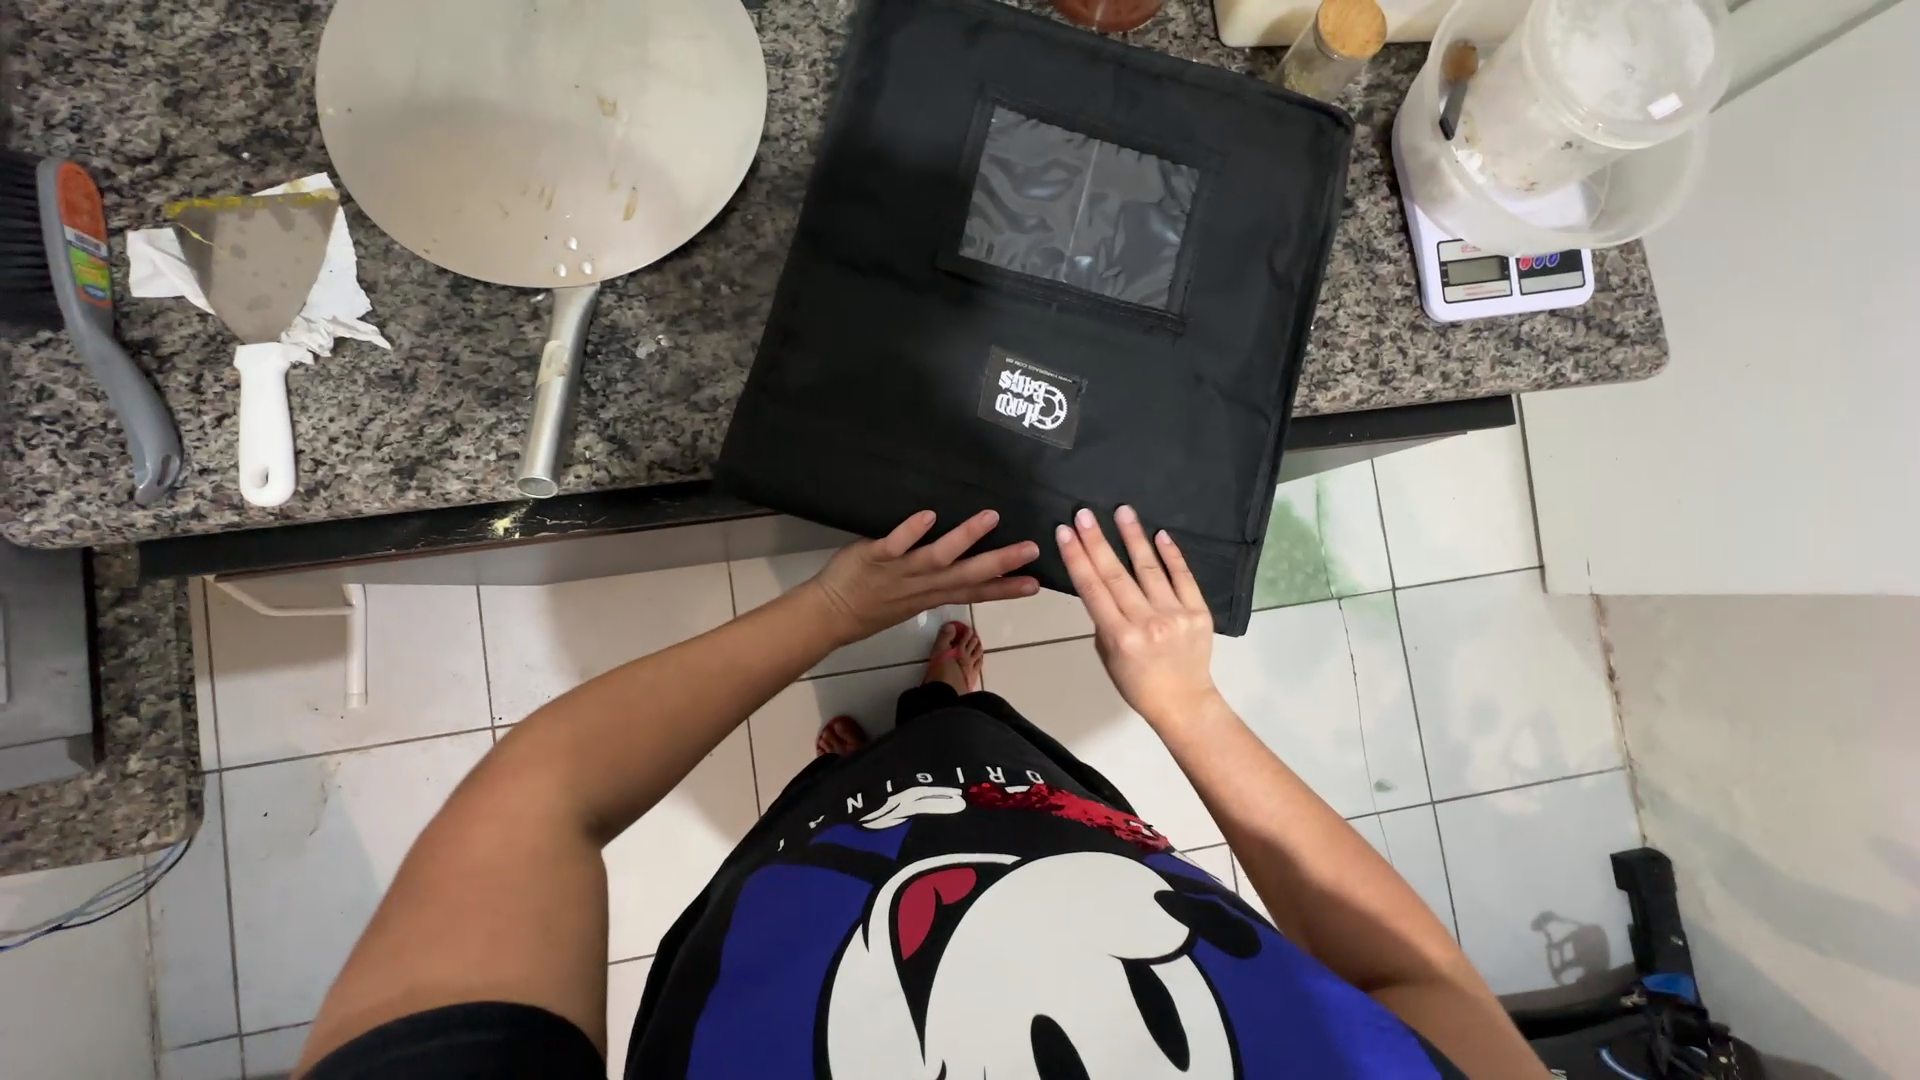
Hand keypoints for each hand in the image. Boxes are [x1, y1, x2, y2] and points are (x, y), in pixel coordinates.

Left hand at [808, 510, 1039, 645]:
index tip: (1035, 583)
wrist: (829, 614)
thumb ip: (937, 584)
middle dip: (1000, 562)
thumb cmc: (872, 607)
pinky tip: (928, 514)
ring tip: (990, 517)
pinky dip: (910, 531)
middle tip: (1031, 549)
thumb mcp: (913, 602)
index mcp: (932, 595)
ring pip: (937, 556)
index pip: (975, 593)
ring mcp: (899, 572)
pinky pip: (894, 544)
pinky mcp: (874, 558)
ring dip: (964, 538)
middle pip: (967, 575)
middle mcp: (922, 585)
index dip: (1005, 588)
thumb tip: (962, 564)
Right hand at [1056, 506, 1219, 725]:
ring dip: (1133, 537)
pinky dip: (1171, 555)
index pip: (1093, 590)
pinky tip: (1160, 534)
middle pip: (1116, 575)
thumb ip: (1104, 620)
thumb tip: (1101, 585)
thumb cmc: (1137, 684)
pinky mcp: (1199, 613)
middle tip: (1085, 513)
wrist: (1185, 702)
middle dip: (1097, 541)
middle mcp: (1147, 623)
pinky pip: (1183, 578)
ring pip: (1149, 570)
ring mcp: (1175, 616)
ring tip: (1123, 511)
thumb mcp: (1107, 656)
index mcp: (1120, 638)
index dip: (1077, 558)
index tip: (1066, 532)